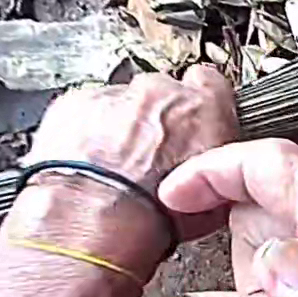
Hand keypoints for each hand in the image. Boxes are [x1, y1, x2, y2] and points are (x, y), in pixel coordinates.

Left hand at [7, 67, 238, 273]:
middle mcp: (161, 92)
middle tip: (161, 151)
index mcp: (206, 106)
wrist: (102, 214)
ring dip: (126, 124)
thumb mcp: (222, 189)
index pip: (213, 82)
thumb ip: (222, 156)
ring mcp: (115, 95)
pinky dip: (91, 129)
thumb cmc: (163, 208)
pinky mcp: (74, 103)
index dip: (206, 102)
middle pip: (164, 91)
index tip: (200, 121)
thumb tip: (222, 162)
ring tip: (125, 163)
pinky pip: (87, 109)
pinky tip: (97, 161)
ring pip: (125, 102)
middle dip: (163, 115)